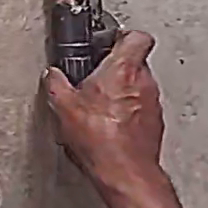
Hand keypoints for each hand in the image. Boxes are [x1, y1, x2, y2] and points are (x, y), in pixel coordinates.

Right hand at [43, 31, 166, 186]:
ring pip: (138, 84)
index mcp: (123, 70)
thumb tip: (52, 75)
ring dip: (122, 89)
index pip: (136, 37)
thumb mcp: (63, 106)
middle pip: (135, 61)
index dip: (122, 35)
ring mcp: (152, 103)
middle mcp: (143, 82)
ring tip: (100, 103)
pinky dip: (127, 110)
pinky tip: (108, 123)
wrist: (123, 171)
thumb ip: (56, 82)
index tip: (109, 40)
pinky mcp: (154, 122)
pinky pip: (141, 106)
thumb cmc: (99, 138)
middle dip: (115, 67)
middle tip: (96, 76)